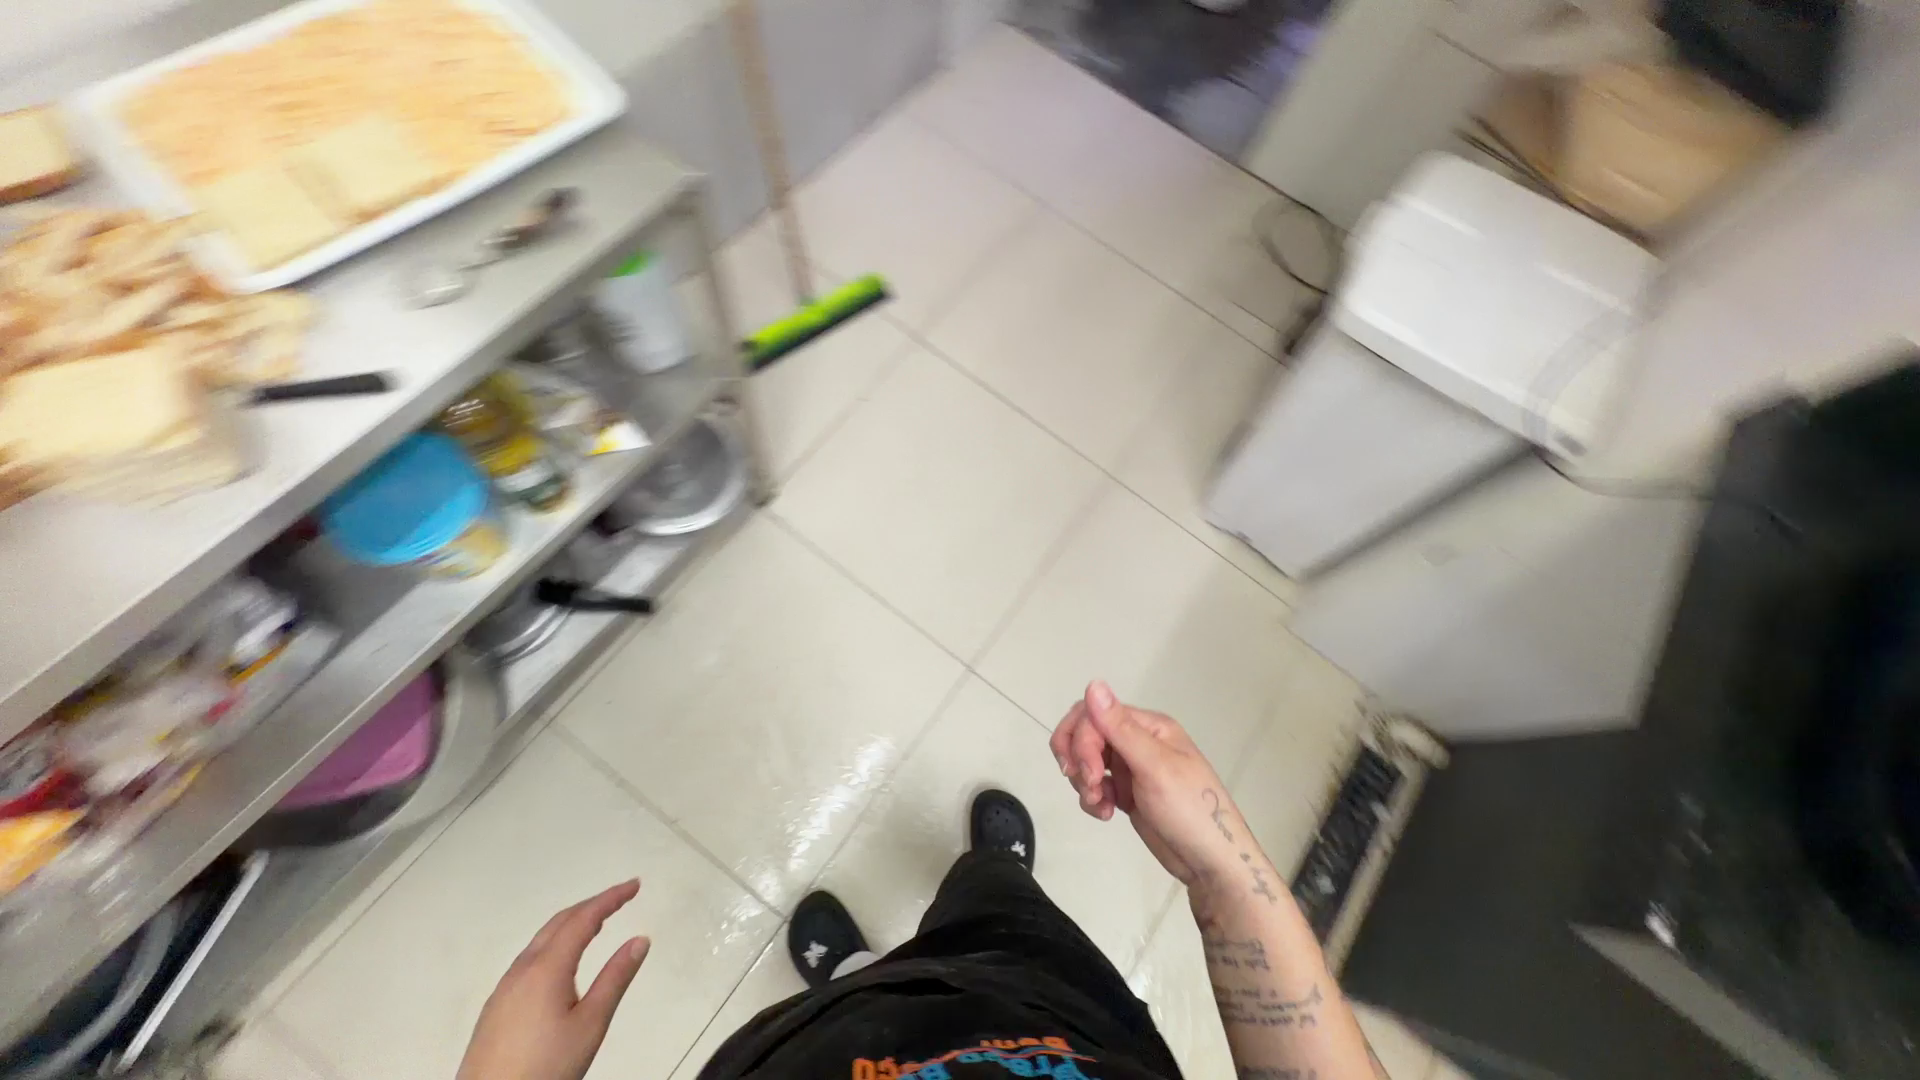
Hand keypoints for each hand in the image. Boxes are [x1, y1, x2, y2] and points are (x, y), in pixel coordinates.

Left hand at [456, 881, 650, 1079]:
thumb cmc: (545, 1069)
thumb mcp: (590, 1025)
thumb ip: (615, 978)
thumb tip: (640, 939)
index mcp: (546, 969)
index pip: (583, 919)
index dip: (610, 898)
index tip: (635, 885)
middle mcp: (521, 971)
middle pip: (559, 922)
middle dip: (591, 905)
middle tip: (622, 898)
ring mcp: (504, 990)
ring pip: (541, 941)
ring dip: (571, 924)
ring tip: (598, 923)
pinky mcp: (495, 1010)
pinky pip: (529, 959)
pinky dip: (555, 944)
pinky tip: (562, 962)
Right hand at [1050, 682, 1248, 885]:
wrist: (1210, 864)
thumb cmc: (1190, 811)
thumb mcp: (1155, 767)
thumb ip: (1120, 728)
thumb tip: (1094, 682)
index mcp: (1149, 726)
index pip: (1094, 715)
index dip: (1082, 740)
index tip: (1090, 773)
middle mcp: (1137, 740)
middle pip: (1085, 732)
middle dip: (1077, 758)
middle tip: (1087, 785)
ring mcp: (1130, 767)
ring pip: (1084, 759)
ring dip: (1082, 781)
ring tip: (1099, 804)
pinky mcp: (1124, 792)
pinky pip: (1093, 784)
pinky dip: (1091, 798)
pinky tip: (1105, 814)